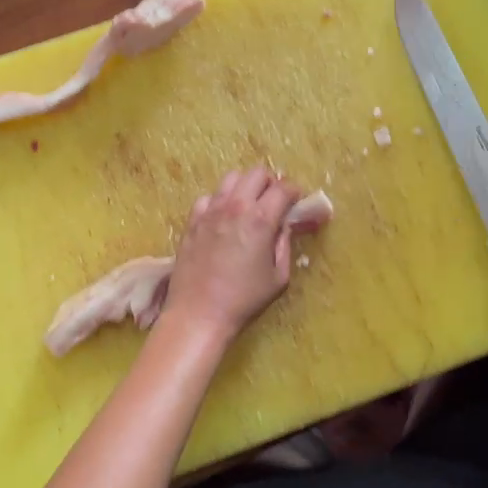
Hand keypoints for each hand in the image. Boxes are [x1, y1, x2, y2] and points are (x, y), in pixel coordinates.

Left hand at [161, 167, 301, 342]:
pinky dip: (219, 202)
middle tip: (273, 203)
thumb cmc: (244, 300)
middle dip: (270, 183)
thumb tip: (284, 226)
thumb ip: (284, 245)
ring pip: (231, 178)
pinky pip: (208, 197)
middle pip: (257, 173)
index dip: (294, 192)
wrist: (199, 314)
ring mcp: (210, 211)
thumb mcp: (278, 277)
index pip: (283, 187)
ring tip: (247, 207)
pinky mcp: (192, 220)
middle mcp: (235, 206)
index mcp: (260, 219)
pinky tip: (222, 220)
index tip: (296, 202)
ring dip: (244, 187)